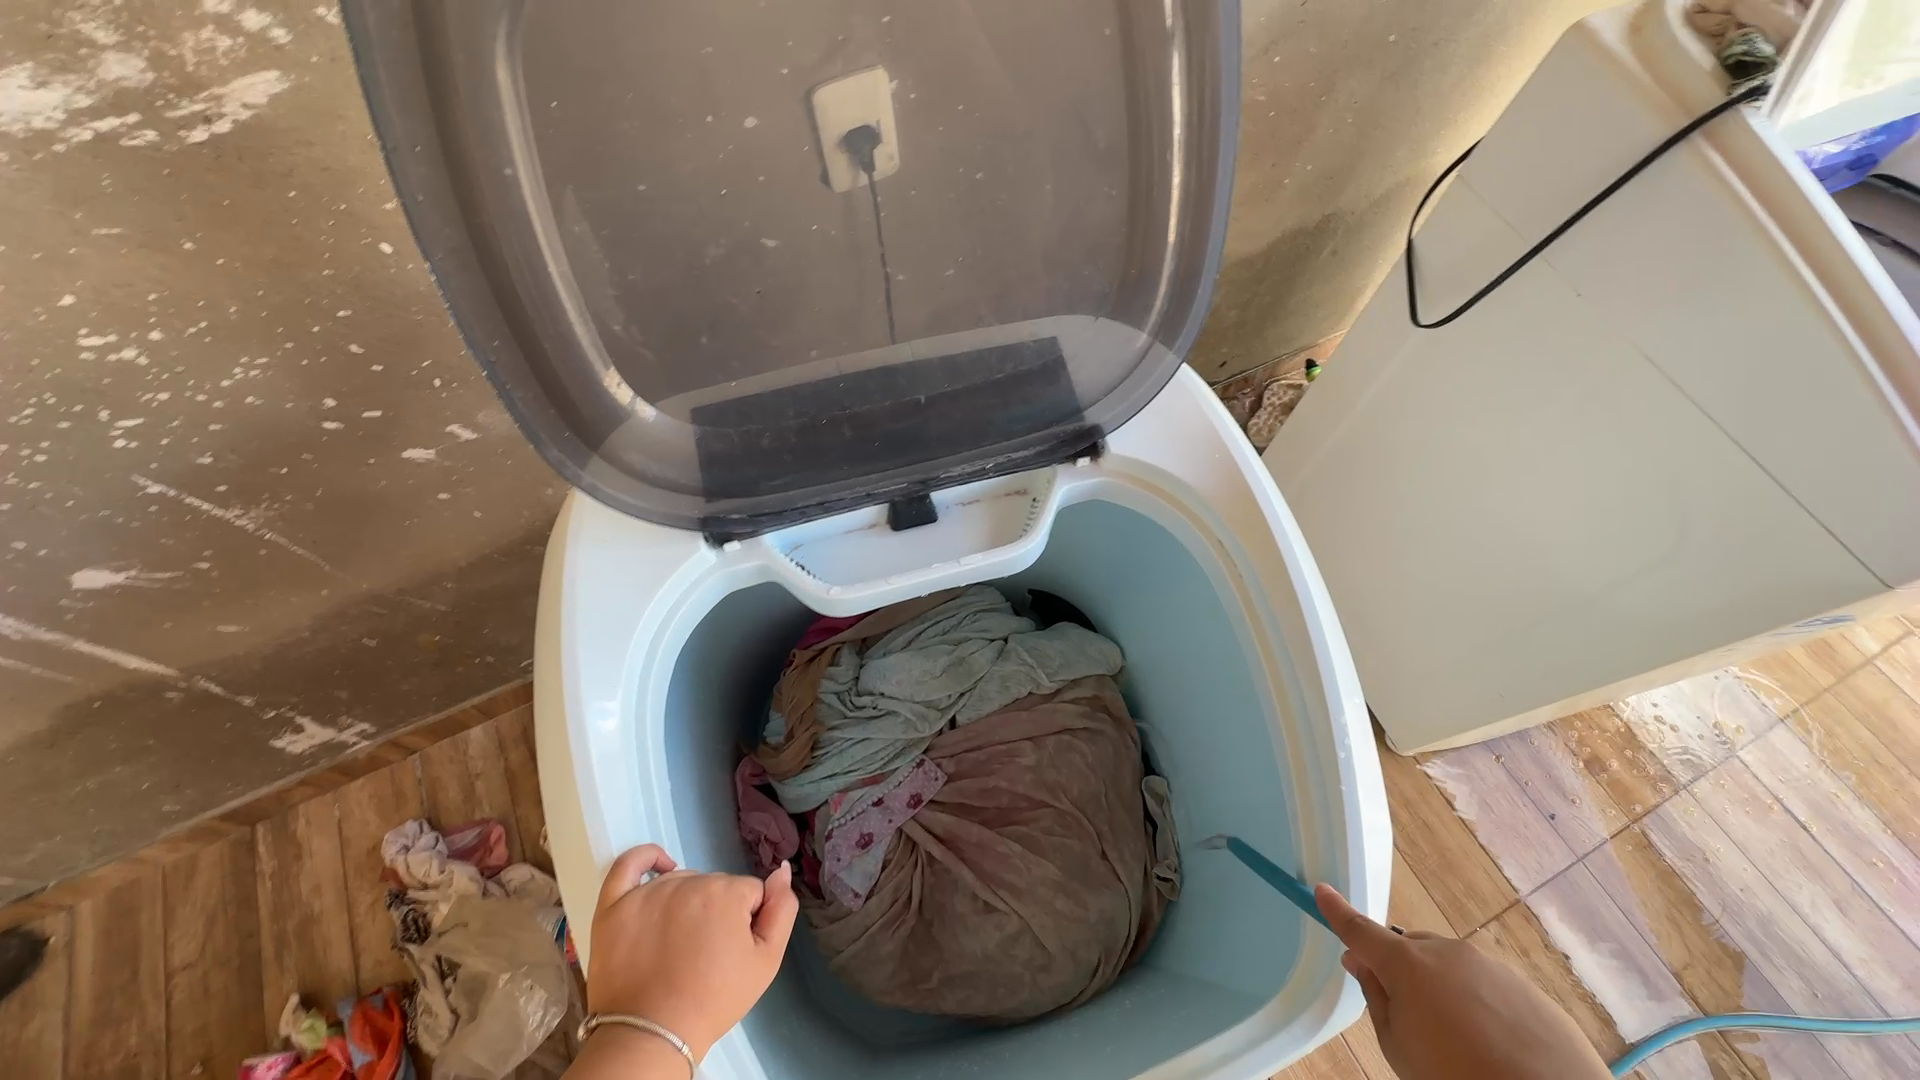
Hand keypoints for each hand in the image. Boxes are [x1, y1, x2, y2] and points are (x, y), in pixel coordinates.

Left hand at [585, 845, 797, 1062]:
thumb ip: (782, 909)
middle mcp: (689, 881)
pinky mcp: (615, 905)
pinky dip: (646, 858)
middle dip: (716, 913)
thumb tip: (782, 869)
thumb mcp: (766, 961)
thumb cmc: (713, 1000)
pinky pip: (628, 865)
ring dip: (687, 902)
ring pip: (681, 880)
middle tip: (705, 956)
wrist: (651, 1035)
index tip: (732, 953)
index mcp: (727, 892)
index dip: (746, 924)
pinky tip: (661, 865)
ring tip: (679, 944)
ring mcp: (648, 892)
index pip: (748, 894)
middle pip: (714, 886)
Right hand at [1315, 884, 1609, 1079]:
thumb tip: (1362, 963)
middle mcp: (1446, 952)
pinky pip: (1488, 986)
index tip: (1321, 891)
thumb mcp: (1399, 1049)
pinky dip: (1482, 1006)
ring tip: (1461, 1043)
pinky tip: (1496, 1046)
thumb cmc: (1457, 1076)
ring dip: (1443, 990)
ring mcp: (1490, 966)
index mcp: (1406, 964)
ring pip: (1450, 968)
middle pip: (1409, 950)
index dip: (1337, 911)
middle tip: (1411, 1019)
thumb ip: (1376, 999)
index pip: (1360, 930)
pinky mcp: (1526, 987)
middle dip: (1402, 971)